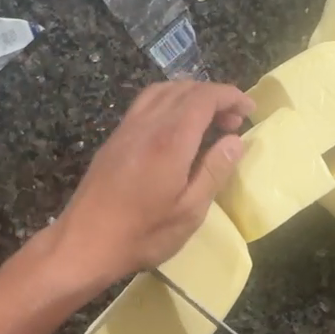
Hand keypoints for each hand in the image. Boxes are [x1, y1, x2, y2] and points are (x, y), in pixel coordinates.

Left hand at [53, 80, 252, 284]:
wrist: (85, 244)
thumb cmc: (143, 234)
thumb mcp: (190, 211)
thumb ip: (214, 171)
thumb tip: (236, 140)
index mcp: (171, 139)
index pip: (205, 97)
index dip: (231, 96)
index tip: (249, 110)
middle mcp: (147, 124)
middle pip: (184, 89)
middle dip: (213, 96)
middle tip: (233, 121)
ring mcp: (126, 130)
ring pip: (161, 92)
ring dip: (189, 97)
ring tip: (207, 120)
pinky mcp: (113, 141)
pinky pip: (144, 106)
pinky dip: (168, 104)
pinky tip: (175, 130)